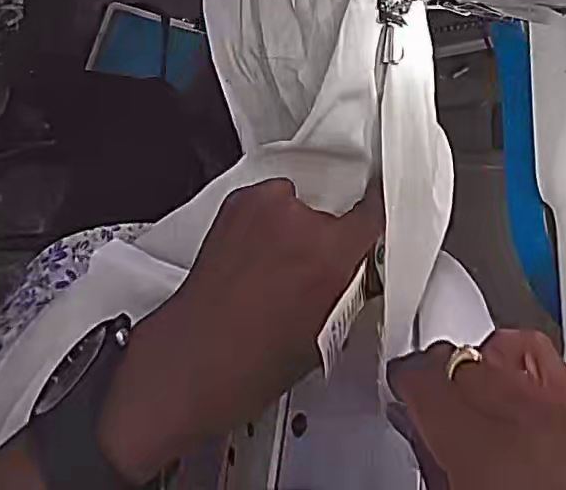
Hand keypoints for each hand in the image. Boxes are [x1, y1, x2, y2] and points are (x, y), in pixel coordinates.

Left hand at [96, 178, 383, 480]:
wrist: (189, 363)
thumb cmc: (248, 363)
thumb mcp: (326, 331)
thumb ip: (350, 285)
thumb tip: (357, 268)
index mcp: (332, 255)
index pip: (373, 211)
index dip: (376, 213)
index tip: (376, 208)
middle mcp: (301, 222)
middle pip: (333, 211)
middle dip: (327, 236)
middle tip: (308, 269)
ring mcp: (266, 207)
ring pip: (298, 204)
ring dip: (293, 227)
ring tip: (273, 266)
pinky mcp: (239, 203)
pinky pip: (268, 202)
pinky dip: (266, 221)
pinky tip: (254, 257)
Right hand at [389, 330, 565, 489]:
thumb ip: (431, 462)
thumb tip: (415, 428)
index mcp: (480, 448)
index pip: (426, 378)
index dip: (406, 379)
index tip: (403, 387)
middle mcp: (520, 417)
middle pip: (460, 360)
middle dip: (438, 374)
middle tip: (429, 402)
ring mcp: (558, 413)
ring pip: (499, 351)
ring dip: (478, 366)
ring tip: (469, 392)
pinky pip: (544, 358)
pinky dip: (522, 362)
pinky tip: (513, 381)